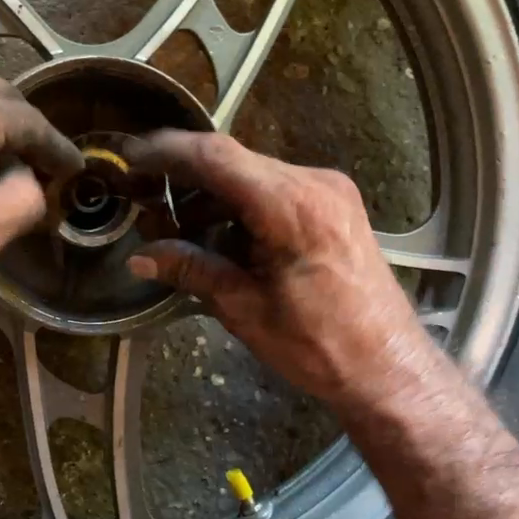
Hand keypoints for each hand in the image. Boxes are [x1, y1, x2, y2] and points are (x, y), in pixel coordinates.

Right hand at [125, 131, 439, 411]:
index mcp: (291, 206)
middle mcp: (314, 183)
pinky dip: (238, 204)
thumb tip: (139, 255)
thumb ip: (191, 269)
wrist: (388, 367)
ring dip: (209, 195)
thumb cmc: (318, 346)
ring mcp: (328, 191)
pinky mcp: (334, 205)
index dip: (167, 151)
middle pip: (232, 161)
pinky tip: (216, 235)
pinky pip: (273, 189)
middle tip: (142, 197)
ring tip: (173, 228)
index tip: (130, 156)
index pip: (216, 157)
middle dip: (183, 177)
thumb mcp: (243, 308)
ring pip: (251, 174)